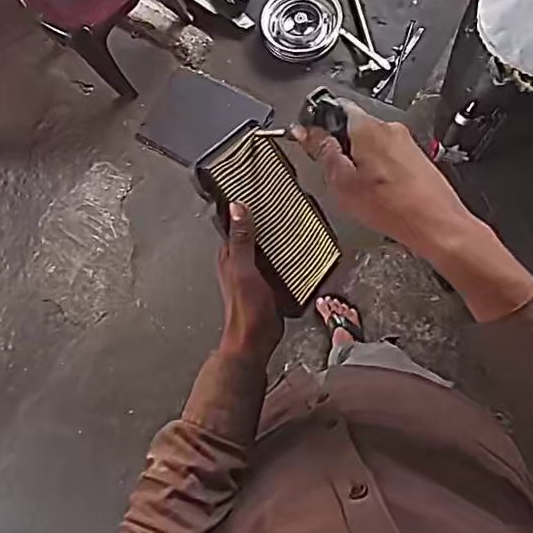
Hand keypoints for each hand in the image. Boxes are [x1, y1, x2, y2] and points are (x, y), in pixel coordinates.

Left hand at [216, 203, 283, 359]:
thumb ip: (241, 239)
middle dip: (268, 220)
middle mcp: (241, 261)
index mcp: (230, 255)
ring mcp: (256, 272)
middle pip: (255, 233)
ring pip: (269, 247)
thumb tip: (237, 207)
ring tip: (296, 220)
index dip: (246, 207)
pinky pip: (280, 263)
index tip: (260, 192)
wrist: (256, 341)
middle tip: (284, 202)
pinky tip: (302, 249)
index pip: (237, 222)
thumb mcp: (244, 269)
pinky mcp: (270, 282)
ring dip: (280, 237)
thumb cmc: (246, 309)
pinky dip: (289, 255)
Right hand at [293, 100, 480, 258]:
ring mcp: (406, 142)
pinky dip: (378, 170)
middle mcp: (389, 129)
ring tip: (359, 188)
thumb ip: (323, 152)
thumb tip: (306, 132)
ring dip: (359, 160)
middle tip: (335, 174)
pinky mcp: (416, 158)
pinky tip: (378, 193)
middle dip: (340, 147)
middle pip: (353, 127)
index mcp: (368, 128)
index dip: (317, 123)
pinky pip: (388, 156)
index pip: (335, 108)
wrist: (436, 225)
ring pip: (371, 143)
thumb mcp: (343, 182)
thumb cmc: (394, 206)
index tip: (308, 139)